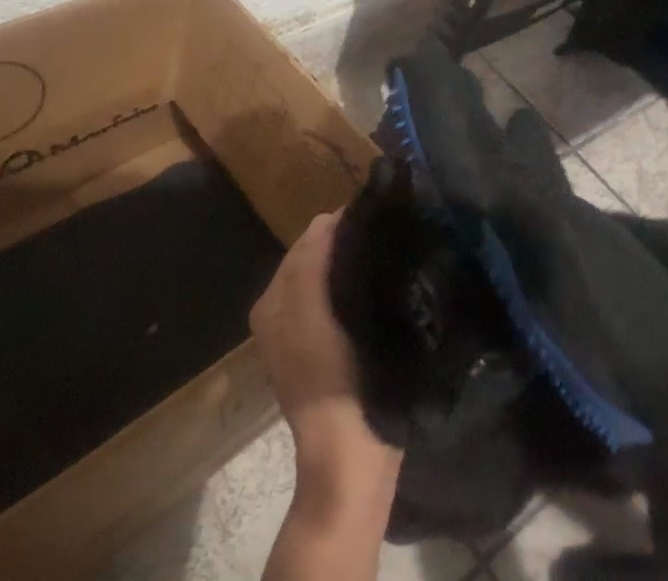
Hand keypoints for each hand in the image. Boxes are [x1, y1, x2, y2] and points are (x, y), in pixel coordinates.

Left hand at [250, 211, 401, 517]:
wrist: (349, 451)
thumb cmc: (332, 378)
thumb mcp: (313, 314)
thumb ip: (312, 264)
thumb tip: (329, 218)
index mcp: (274, 300)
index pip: (308, 242)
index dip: (340, 227)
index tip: (381, 216)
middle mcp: (282, 312)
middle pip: (318, 259)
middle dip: (347, 245)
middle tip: (392, 236)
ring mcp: (307, 334)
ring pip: (333, 280)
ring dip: (356, 267)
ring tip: (393, 257)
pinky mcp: (331, 351)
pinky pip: (343, 302)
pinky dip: (359, 290)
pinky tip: (386, 290)